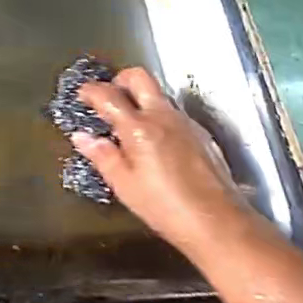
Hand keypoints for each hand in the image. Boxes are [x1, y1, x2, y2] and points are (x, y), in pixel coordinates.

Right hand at [72, 67, 256, 254]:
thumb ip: (102, 156)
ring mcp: (185, 122)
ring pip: (158, 94)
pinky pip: (174, 114)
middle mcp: (163, 116)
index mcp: (139, 128)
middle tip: (109, 97)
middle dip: (120, 80)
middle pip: (138, 76)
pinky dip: (160, 118)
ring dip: (141, 100)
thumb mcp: (125, 186)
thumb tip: (83, 137)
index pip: (108, 95)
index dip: (91, 90)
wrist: (220, 225)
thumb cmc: (167, 209)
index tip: (82, 94)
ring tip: (131, 125)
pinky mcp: (202, 134)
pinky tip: (157, 144)